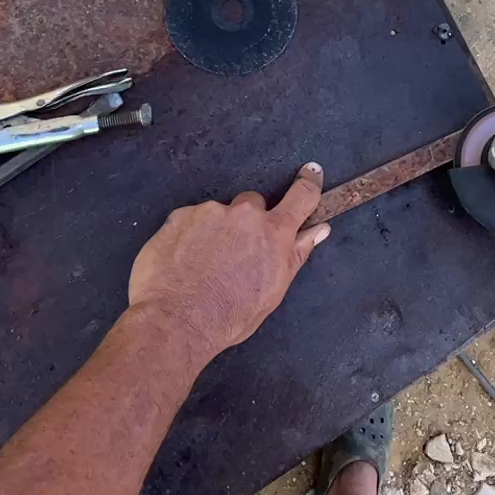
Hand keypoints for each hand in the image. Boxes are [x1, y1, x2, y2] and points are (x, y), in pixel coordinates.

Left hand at [127, 163, 330, 361]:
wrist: (175, 322)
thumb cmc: (229, 316)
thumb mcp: (273, 291)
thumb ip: (296, 254)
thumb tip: (319, 230)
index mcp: (274, 232)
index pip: (302, 196)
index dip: (309, 182)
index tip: (311, 172)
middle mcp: (245, 214)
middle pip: (253, 203)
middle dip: (247, 221)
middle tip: (234, 252)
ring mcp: (211, 211)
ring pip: (219, 213)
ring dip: (216, 230)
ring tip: (202, 263)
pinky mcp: (180, 215)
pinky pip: (190, 219)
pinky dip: (189, 235)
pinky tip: (182, 261)